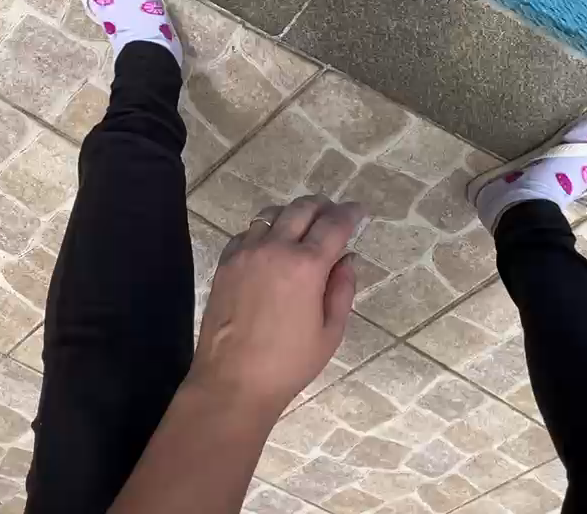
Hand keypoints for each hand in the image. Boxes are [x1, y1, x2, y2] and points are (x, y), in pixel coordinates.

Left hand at [191, 196, 364, 416]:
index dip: (350, 213)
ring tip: (302, 227)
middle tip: (333, 213)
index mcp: (306, 265)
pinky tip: (271, 246)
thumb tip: (348, 258)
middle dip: (323, 205)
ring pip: (273, 213)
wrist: (233, 380)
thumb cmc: (288, 363)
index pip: (334, 225)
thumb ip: (342, 289)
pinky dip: (265, 230)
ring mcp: (247, 251)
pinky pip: (248, 231)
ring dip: (292, 214)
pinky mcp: (226, 260)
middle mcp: (276, 248)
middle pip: (303, 207)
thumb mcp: (330, 332)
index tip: (359, 210)